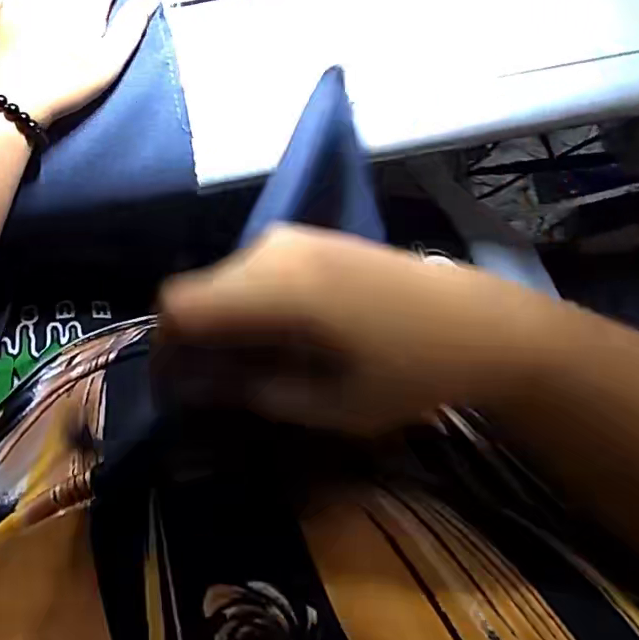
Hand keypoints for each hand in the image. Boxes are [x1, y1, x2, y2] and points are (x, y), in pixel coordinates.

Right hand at [158, 225, 543, 434]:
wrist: (473, 319)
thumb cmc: (407, 371)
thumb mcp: (329, 404)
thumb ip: (250, 390)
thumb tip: (190, 386)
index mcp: (277, 287)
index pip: (180, 304)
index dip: (164, 348)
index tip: (176, 388)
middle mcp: (272, 248)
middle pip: (195, 289)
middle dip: (189, 337)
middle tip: (210, 386)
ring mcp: (288, 235)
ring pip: (219, 277)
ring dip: (217, 319)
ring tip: (248, 364)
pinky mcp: (303, 236)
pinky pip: (248, 268)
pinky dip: (242, 301)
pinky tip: (277, 332)